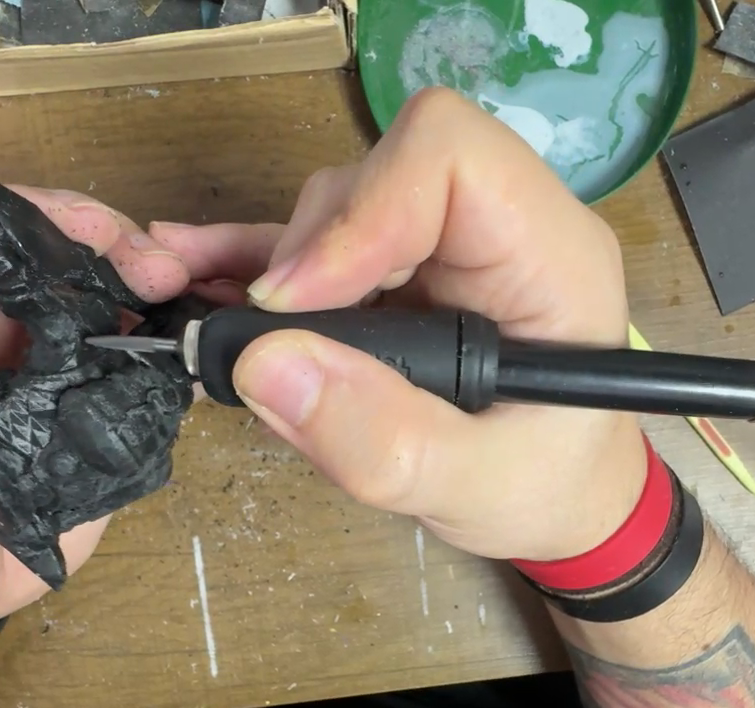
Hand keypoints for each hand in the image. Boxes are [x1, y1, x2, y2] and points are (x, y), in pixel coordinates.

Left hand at [0, 187, 191, 642]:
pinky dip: (174, 347)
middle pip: (38, 260)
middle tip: (171, 274)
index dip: (18, 222)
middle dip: (107, 247)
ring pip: (97, 301)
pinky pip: (132, 361)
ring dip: (154, 292)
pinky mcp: (90, 411)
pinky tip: (213, 350)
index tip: (95, 234)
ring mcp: (44, 377)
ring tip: (207, 308)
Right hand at [150, 88, 645, 562]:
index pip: (448, 159)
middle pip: (377, 177)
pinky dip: (255, 266)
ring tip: (217, 326)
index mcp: (548, 257)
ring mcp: (438, 252)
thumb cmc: (545, 491)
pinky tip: (196, 278)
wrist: (558, 499)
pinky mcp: (397, 281)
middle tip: (264, 344)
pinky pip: (319, 250)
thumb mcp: (475, 489)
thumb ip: (386, 441)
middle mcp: (492, 232)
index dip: (360, 214)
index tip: (295, 305)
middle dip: (306, 254)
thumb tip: (264, 364)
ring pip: (335, 210)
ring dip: (268, 266)